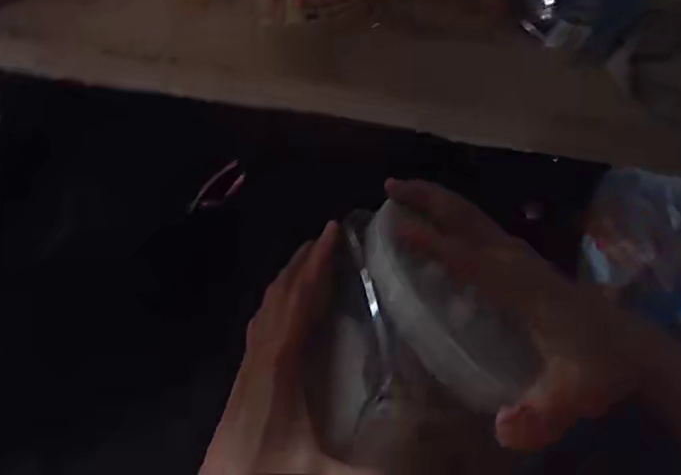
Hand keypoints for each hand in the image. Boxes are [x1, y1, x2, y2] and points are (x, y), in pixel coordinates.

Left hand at [202, 221, 367, 474]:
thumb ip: (383, 466)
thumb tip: (437, 444)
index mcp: (277, 362)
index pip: (299, 297)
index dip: (317, 262)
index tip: (333, 230)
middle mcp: (259, 353)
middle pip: (279, 292)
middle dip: (303, 261)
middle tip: (329, 239)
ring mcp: (247, 368)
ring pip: (267, 307)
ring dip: (289, 280)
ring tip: (313, 267)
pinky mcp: (243, 384)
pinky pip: (262, 325)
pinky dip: (279, 304)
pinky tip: (290, 318)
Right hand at [385, 179, 638, 452]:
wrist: (634, 347)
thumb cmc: (598, 366)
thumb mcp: (573, 395)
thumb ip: (540, 413)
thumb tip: (501, 432)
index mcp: (518, 284)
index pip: (467, 258)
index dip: (431, 242)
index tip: (396, 227)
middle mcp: (512, 258)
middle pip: (463, 217)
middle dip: (425, 198)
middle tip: (389, 187)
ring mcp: (515, 252)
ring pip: (468, 213)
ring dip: (433, 197)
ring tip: (400, 189)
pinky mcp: (517, 254)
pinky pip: (474, 221)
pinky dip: (447, 209)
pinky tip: (435, 215)